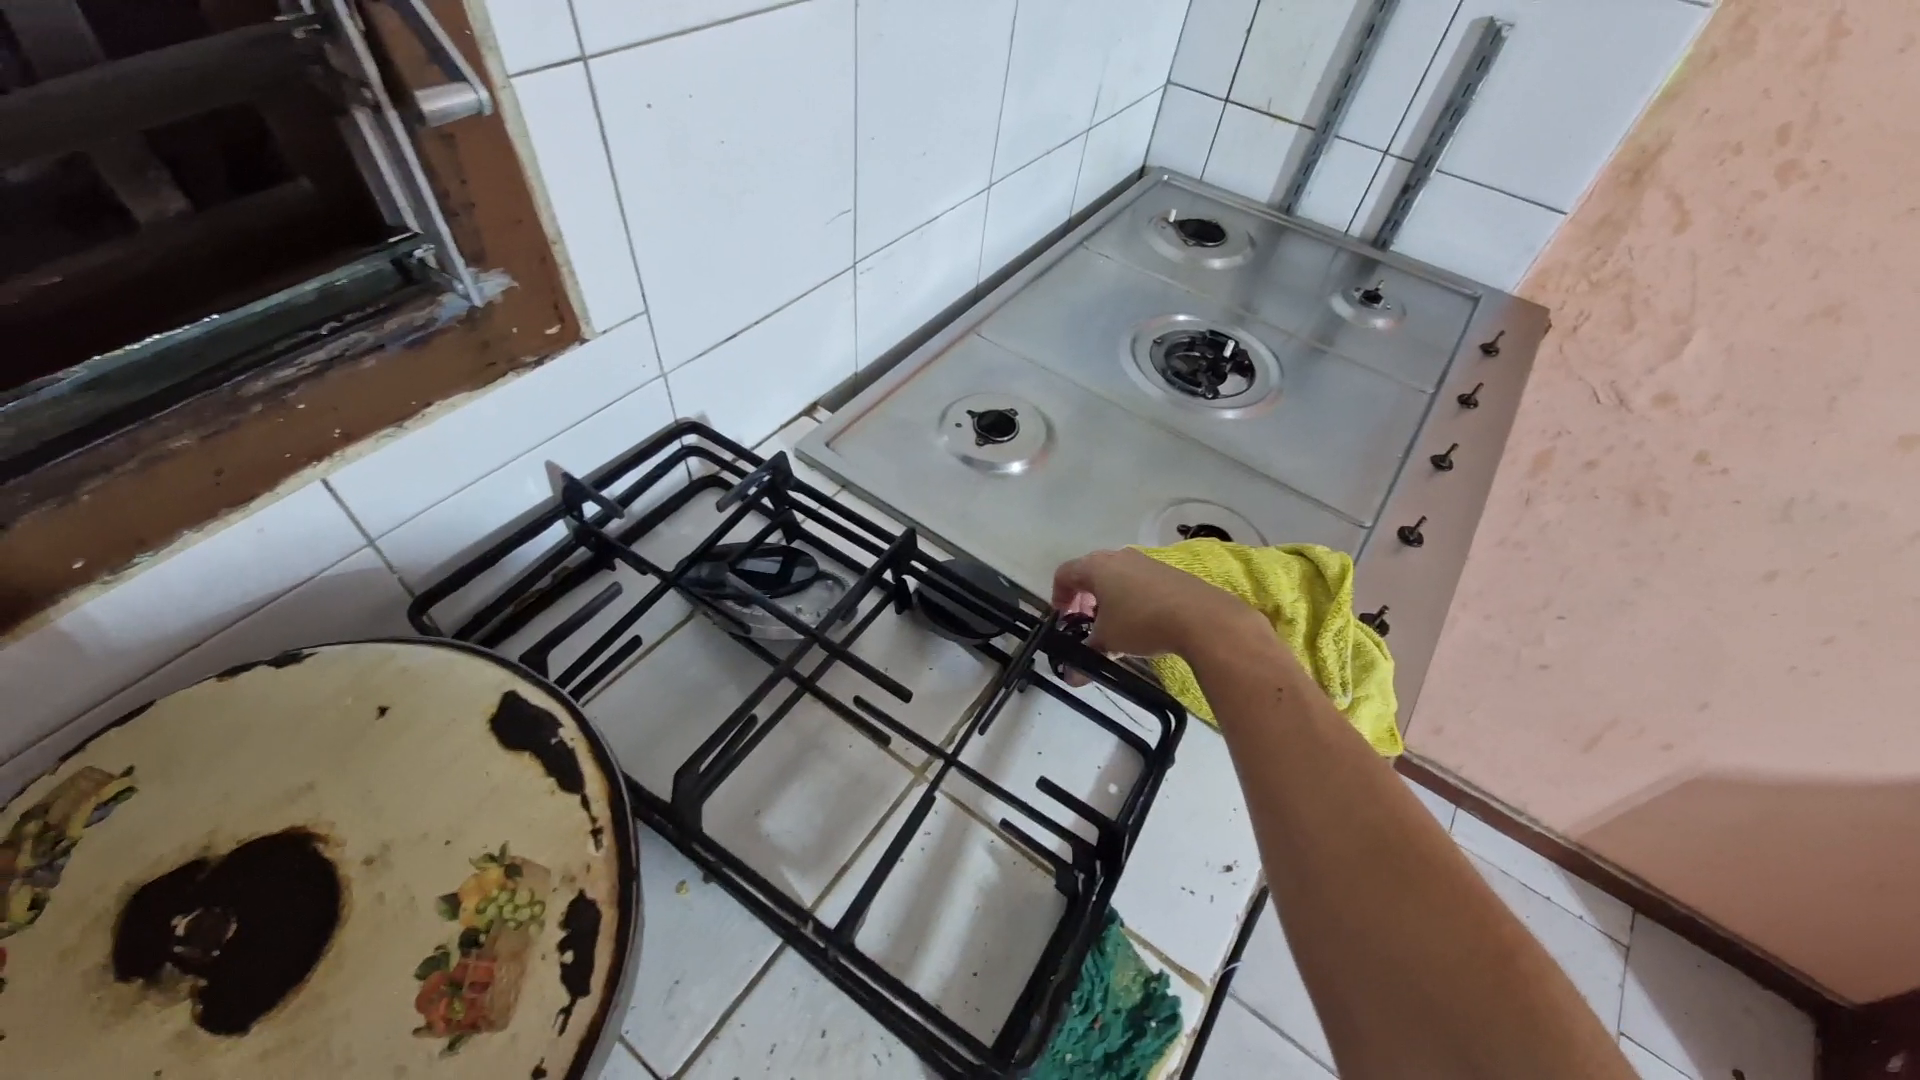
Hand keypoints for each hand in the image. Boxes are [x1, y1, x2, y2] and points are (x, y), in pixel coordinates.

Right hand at [1051, 548, 1261, 660]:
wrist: (1201, 617)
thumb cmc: (1141, 622)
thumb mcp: (1108, 641)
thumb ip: (1086, 654)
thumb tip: (1071, 678)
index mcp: (1096, 567)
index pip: (1065, 574)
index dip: (1057, 596)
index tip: (1062, 619)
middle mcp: (1119, 557)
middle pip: (1091, 572)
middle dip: (1083, 598)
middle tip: (1086, 622)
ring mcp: (1146, 562)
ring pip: (1117, 577)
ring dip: (1108, 599)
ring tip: (1114, 625)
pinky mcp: (1168, 572)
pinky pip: (1139, 582)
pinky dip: (1131, 598)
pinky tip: (1142, 622)